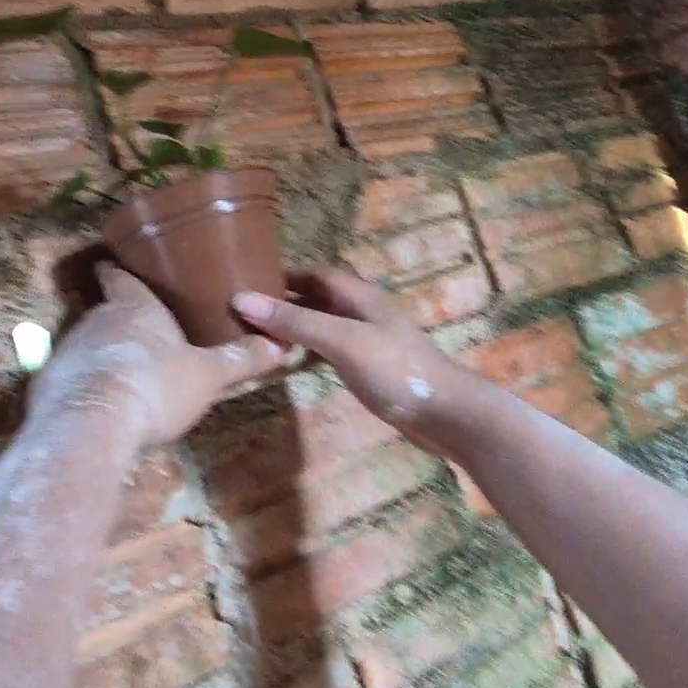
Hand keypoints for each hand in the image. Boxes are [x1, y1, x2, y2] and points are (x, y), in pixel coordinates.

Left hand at [30, 264, 285, 448]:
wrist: (91, 428)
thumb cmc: (155, 385)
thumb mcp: (207, 375)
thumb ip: (240, 360)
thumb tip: (280, 346)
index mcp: (133, 306)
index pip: (118, 275)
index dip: (119, 270)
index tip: (119, 266)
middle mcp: (95, 320)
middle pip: (106, 311)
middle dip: (123, 321)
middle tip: (147, 332)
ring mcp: (68, 351)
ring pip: (89, 345)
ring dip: (105, 356)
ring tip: (129, 374)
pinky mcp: (49, 385)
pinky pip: (72, 379)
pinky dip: (87, 386)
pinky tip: (104, 407)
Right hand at [231, 268, 469, 443]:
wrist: (445, 413)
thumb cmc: (394, 369)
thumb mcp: (340, 340)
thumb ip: (294, 321)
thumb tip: (241, 298)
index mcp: (359, 296)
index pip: (316, 273)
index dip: (285, 275)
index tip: (249, 282)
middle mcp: (363, 312)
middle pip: (319, 297)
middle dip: (286, 300)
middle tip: (247, 312)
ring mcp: (368, 340)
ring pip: (324, 324)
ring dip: (296, 326)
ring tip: (260, 336)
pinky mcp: (371, 367)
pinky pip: (332, 349)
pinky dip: (309, 350)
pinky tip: (293, 363)